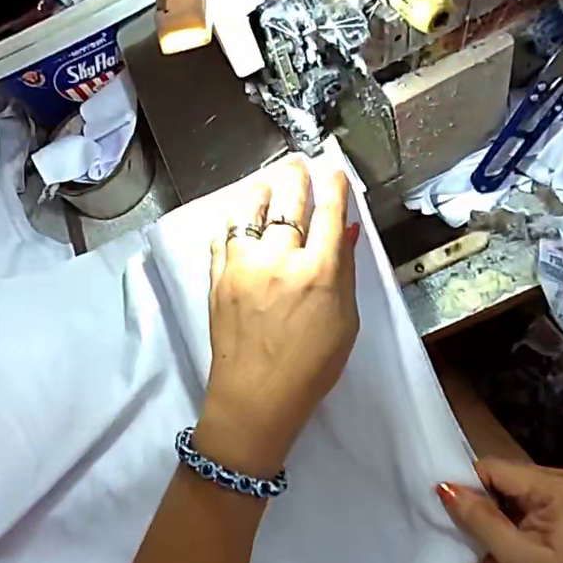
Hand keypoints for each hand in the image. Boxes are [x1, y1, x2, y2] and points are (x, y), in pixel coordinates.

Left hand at [195, 158, 360, 478]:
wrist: (256, 398)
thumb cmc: (312, 367)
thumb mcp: (344, 321)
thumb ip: (344, 272)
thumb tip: (345, 231)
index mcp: (318, 272)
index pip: (328, 212)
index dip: (334, 185)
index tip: (334, 171)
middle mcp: (279, 259)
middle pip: (288, 202)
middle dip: (296, 177)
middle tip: (299, 165)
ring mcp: (242, 266)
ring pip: (248, 210)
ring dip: (261, 190)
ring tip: (267, 183)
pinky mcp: (217, 277)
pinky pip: (222, 236)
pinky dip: (233, 221)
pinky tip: (239, 217)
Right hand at [436, 459, 562, 562]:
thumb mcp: (519, 557)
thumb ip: (480, 520)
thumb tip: (444, 488)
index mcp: (549, 483)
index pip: (490, 468)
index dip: (467, 488)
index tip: (451, 516)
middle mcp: (556, 477)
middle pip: (500, 477)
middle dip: (480, 502)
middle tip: (468, 535)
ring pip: (510, 491)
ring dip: (494, 514)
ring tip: (486, 543)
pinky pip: (524, 501)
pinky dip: (510, 520)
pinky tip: (508, 544)